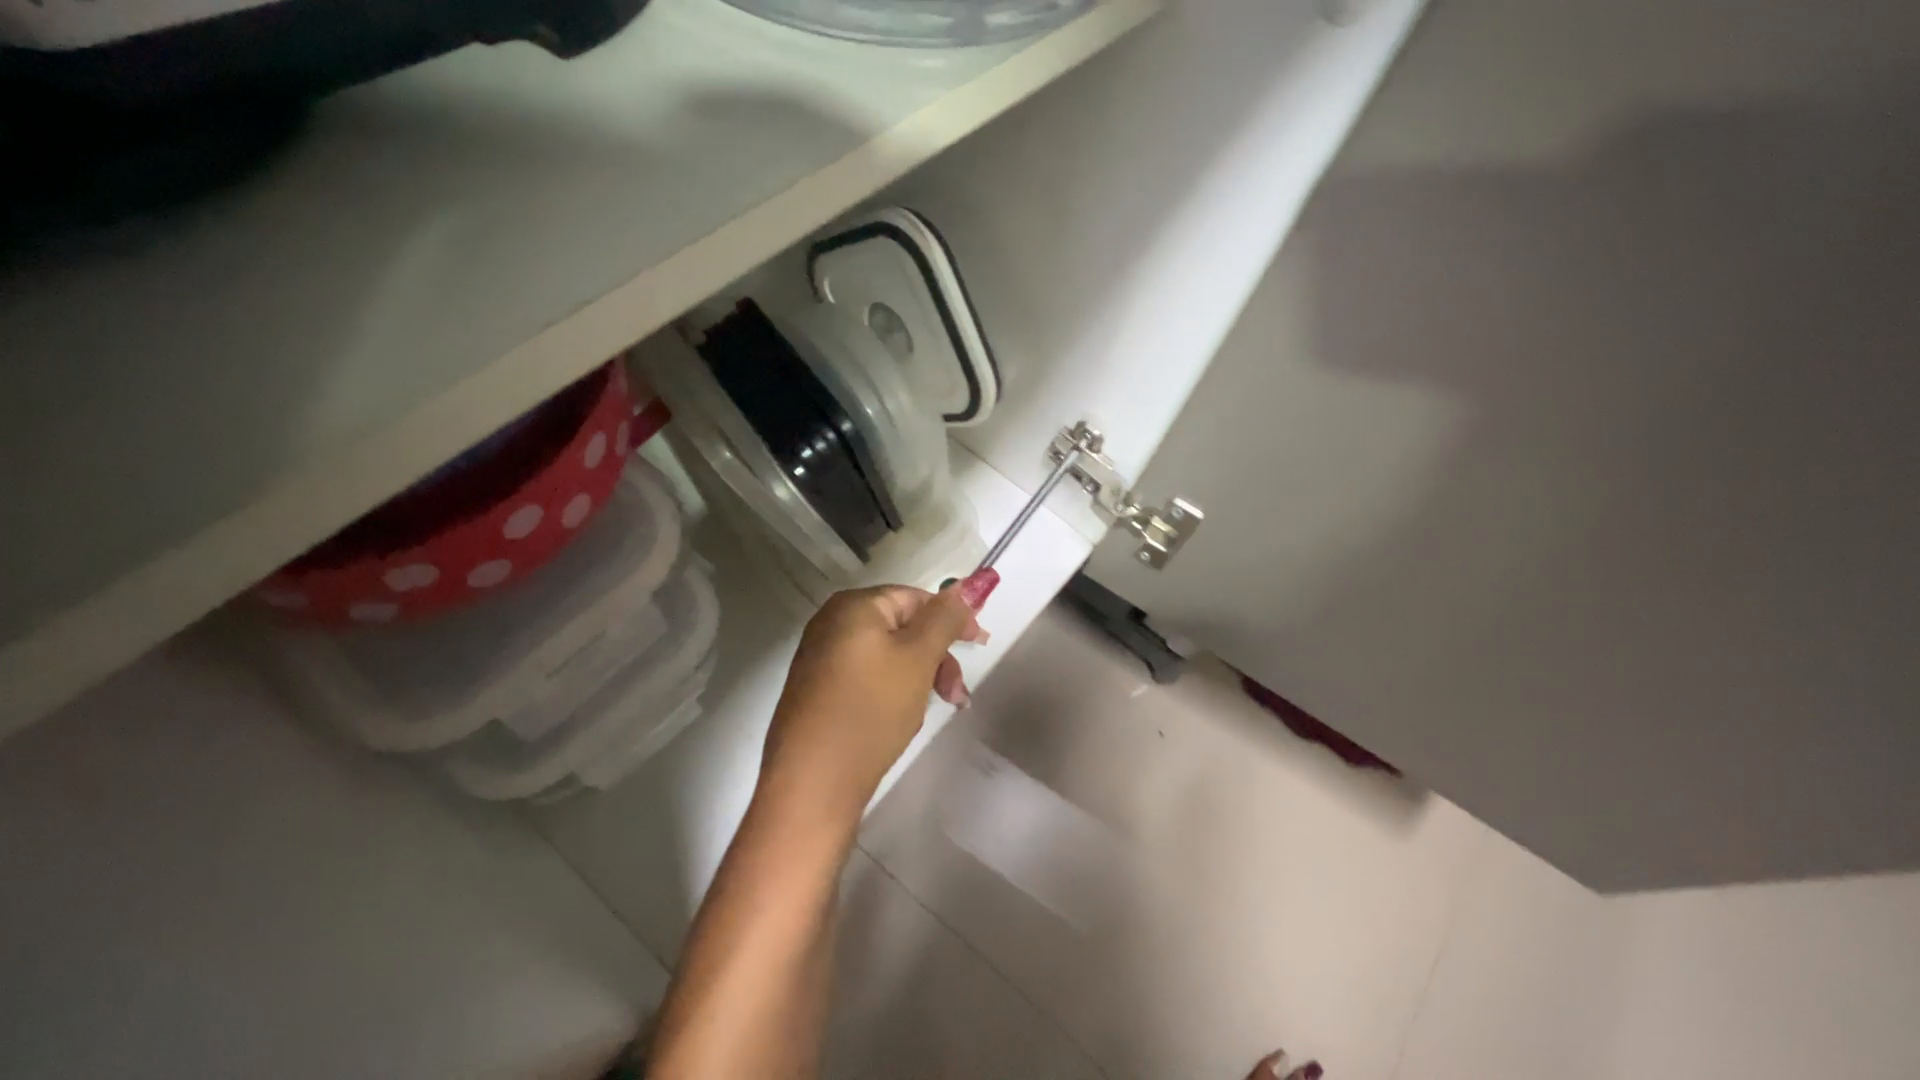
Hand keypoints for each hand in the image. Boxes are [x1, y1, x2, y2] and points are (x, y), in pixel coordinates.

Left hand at [759, 585, 987, 821]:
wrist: (813, 780)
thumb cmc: (871, 710)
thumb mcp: (918, 659)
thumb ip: (945, 618)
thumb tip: (968, 585)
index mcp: (853, 606)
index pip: (915, 597)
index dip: (951, 618)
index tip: (979, 645)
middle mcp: (831, 623)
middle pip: (901, 626)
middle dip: (936, 656)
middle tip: (956, 694)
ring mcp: (821, 658)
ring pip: (887, 656)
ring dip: (918, 678)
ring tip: (928, 712)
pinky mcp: (819, 691)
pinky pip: (867, 678)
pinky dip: (892, 692)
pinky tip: (900, 720)